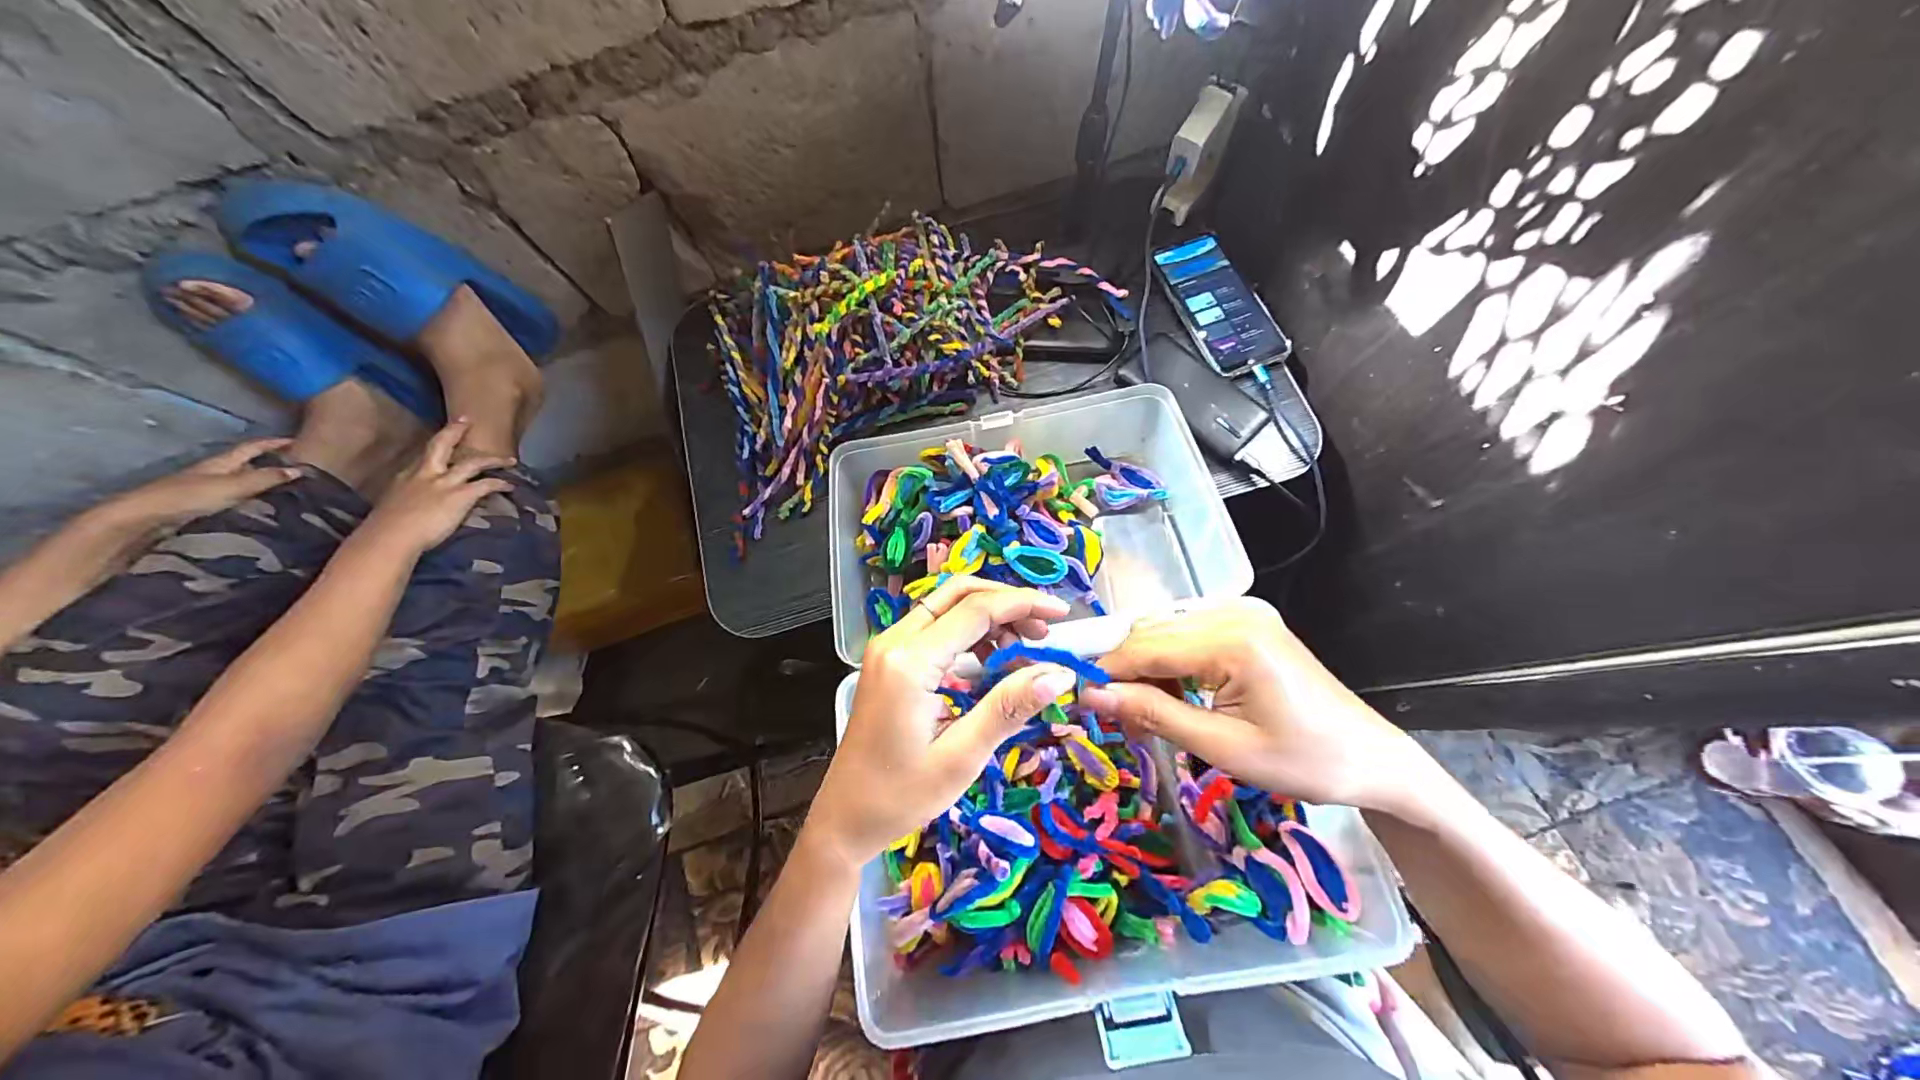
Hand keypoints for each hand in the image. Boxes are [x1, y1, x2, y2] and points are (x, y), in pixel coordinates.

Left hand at [101, 438, 300, 532]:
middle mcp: (215, 472)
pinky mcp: (205, 506)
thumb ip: (265, 478)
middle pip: (248, 463)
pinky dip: (255, 498)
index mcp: (221, 462)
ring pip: (243, 481)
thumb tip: (299, 470)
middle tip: (301, 469)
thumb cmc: (188, 497)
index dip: (273, 443)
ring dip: (265, 482)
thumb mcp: (232, 485)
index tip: (297, 442)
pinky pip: (239, 497)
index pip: (252, 447)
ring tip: (292, 491)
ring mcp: (208, 489)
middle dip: (272, 462)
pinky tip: (267, 507)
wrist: (144, 520)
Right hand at [356, 420, 515, 554]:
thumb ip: (406, 500)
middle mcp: (426, 474)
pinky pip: (486, 485)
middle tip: (466, 421)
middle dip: (454, 431)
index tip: (444, 440)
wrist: (391, 536)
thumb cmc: (387, 529)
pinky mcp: (460, 495)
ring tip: (510, 460)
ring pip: (473, 463)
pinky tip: (510, 486)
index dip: (435, 450)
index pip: (423, 458)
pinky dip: (500, 484)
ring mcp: (444, 483)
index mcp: (407, 477)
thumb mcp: (392, 506)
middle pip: (441, 445)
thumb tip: (411, 507)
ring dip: (492, 460)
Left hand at [804, 577, 1078, 867]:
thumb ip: (1008, 708)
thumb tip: (1059, 674)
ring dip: (988, 615)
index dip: (1023, 604)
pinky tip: (991, 659)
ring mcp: (887, 649)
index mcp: (909, 662)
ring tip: (1025, 647)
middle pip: (957, 594)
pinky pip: (933, 628)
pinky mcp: (888, 661)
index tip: (1063, 614)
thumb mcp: (960, 757)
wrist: (844, 818)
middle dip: (1006, 602)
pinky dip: (968, 632)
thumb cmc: (899, 796)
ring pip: (945, 606)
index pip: (975, 610)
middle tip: (1044, 632)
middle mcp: (894, 642)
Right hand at [1077, 598, 1435, 816]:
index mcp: (1233, 640)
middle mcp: (1234, 612)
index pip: (1144, 647)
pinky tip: (1171, 692)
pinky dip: (1168, 661)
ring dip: (1144, 667)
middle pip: (1150, 632)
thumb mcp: (1223, 748)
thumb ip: (1154, 714)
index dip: (1105, 672)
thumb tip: (1093, 696)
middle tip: (1111, 715)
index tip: (1077, 700)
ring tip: (1140, 711)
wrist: (1372, 759)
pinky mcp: (1247, 622)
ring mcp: (1243, 612)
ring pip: (1164, 630)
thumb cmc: (1304, 762)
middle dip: (1123, 671)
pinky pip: (1187, 632)